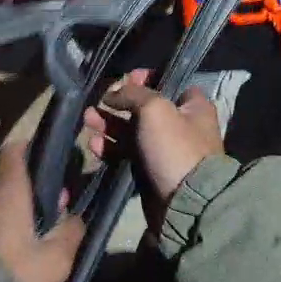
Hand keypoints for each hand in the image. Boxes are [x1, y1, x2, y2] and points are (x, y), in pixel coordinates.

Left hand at [0, 141, 84, 281]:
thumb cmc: (16, 273)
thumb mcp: (57, 259)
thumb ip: (71, 232)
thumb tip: (75, 217)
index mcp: (9, 192)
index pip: (13, 152)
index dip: (31, 148)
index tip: (49, 157)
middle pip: (10, 180)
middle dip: (33, 188)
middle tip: (57, 206)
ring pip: (0, 204)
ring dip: (19, 210)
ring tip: (41, 233)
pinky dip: (6, 227)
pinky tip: (20, 250)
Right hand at [85, 72, 224, 217]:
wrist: (184, 203)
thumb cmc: (175, 146)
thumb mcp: (155, 109)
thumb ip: (133, 93)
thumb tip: (113, 92)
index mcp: (193, 105)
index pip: (169, 82)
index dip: (146, 79)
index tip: (126, 78)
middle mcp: (181, 124)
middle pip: (145, 108)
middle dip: (119, 104)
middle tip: (97, 102)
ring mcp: (165, 149)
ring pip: (133, 131)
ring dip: (110, 125)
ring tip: (87, 120)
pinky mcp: (151, 169)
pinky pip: (128, 153)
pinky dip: (112, 147)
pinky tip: (95, 146)